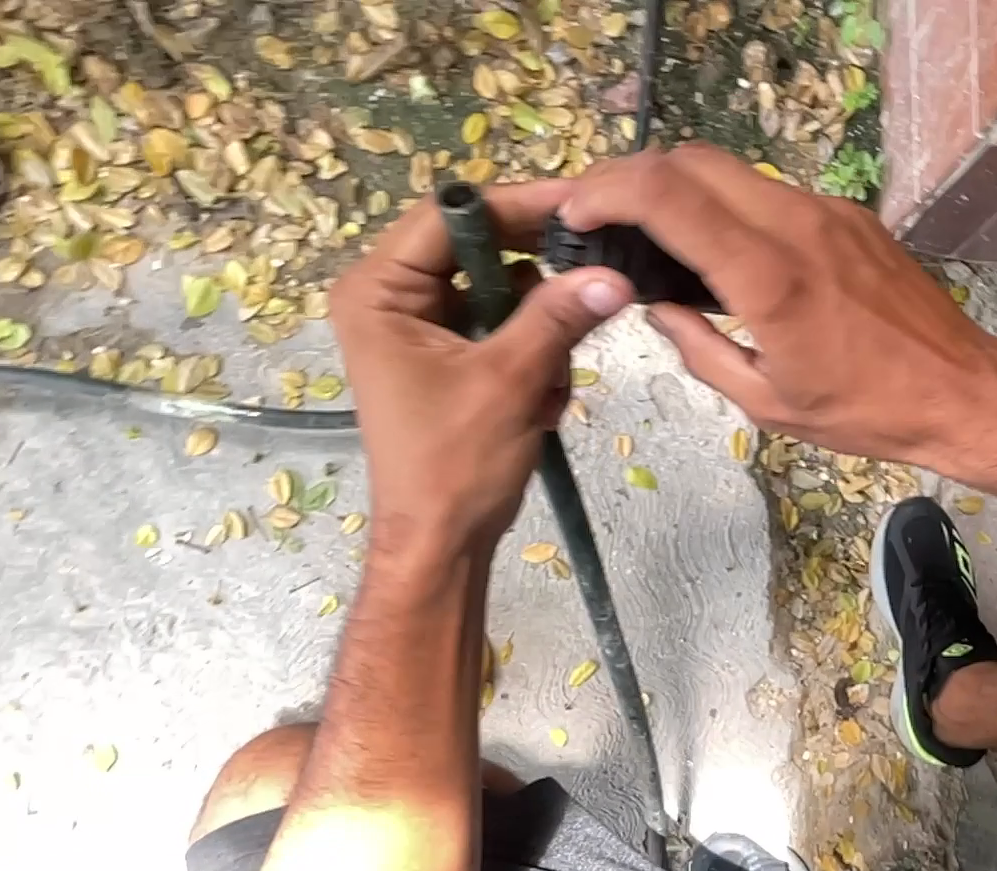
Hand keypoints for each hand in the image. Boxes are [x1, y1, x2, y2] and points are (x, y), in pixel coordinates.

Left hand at [329, 181, 632, 559]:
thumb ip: (558, 319)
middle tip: (597, 289)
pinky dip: (537, 362)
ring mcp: (427, 333)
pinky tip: (540, 404)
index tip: (585, 202)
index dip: (519, 206)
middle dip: (540, 286)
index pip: (453, 217)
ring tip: (548, 388)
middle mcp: (397, 300)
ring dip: (544, 337)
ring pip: (508, 299)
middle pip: (485, 256)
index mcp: (381, 291)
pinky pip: (510, 335)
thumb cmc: (456, 463)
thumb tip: (615, 275)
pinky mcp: (455, 362)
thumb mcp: (509, 381)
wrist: (442, 541)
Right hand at [559, 145, 996, 468]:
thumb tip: (661, 309)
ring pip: (734, 171)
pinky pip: (773, 194)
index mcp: (770, 278)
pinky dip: (731, 207)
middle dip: (635, 177)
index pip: (669, 195)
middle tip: (607, 217)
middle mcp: (798, 225)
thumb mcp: (768, 403)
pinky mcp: (851, 216)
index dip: (608, 190)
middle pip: (694, 160)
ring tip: (659, 236)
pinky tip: (725, 249)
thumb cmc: (866, 413)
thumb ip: (702, 351)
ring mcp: (830, 213)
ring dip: (684, 190)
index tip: (579, 213)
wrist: (961, 391)